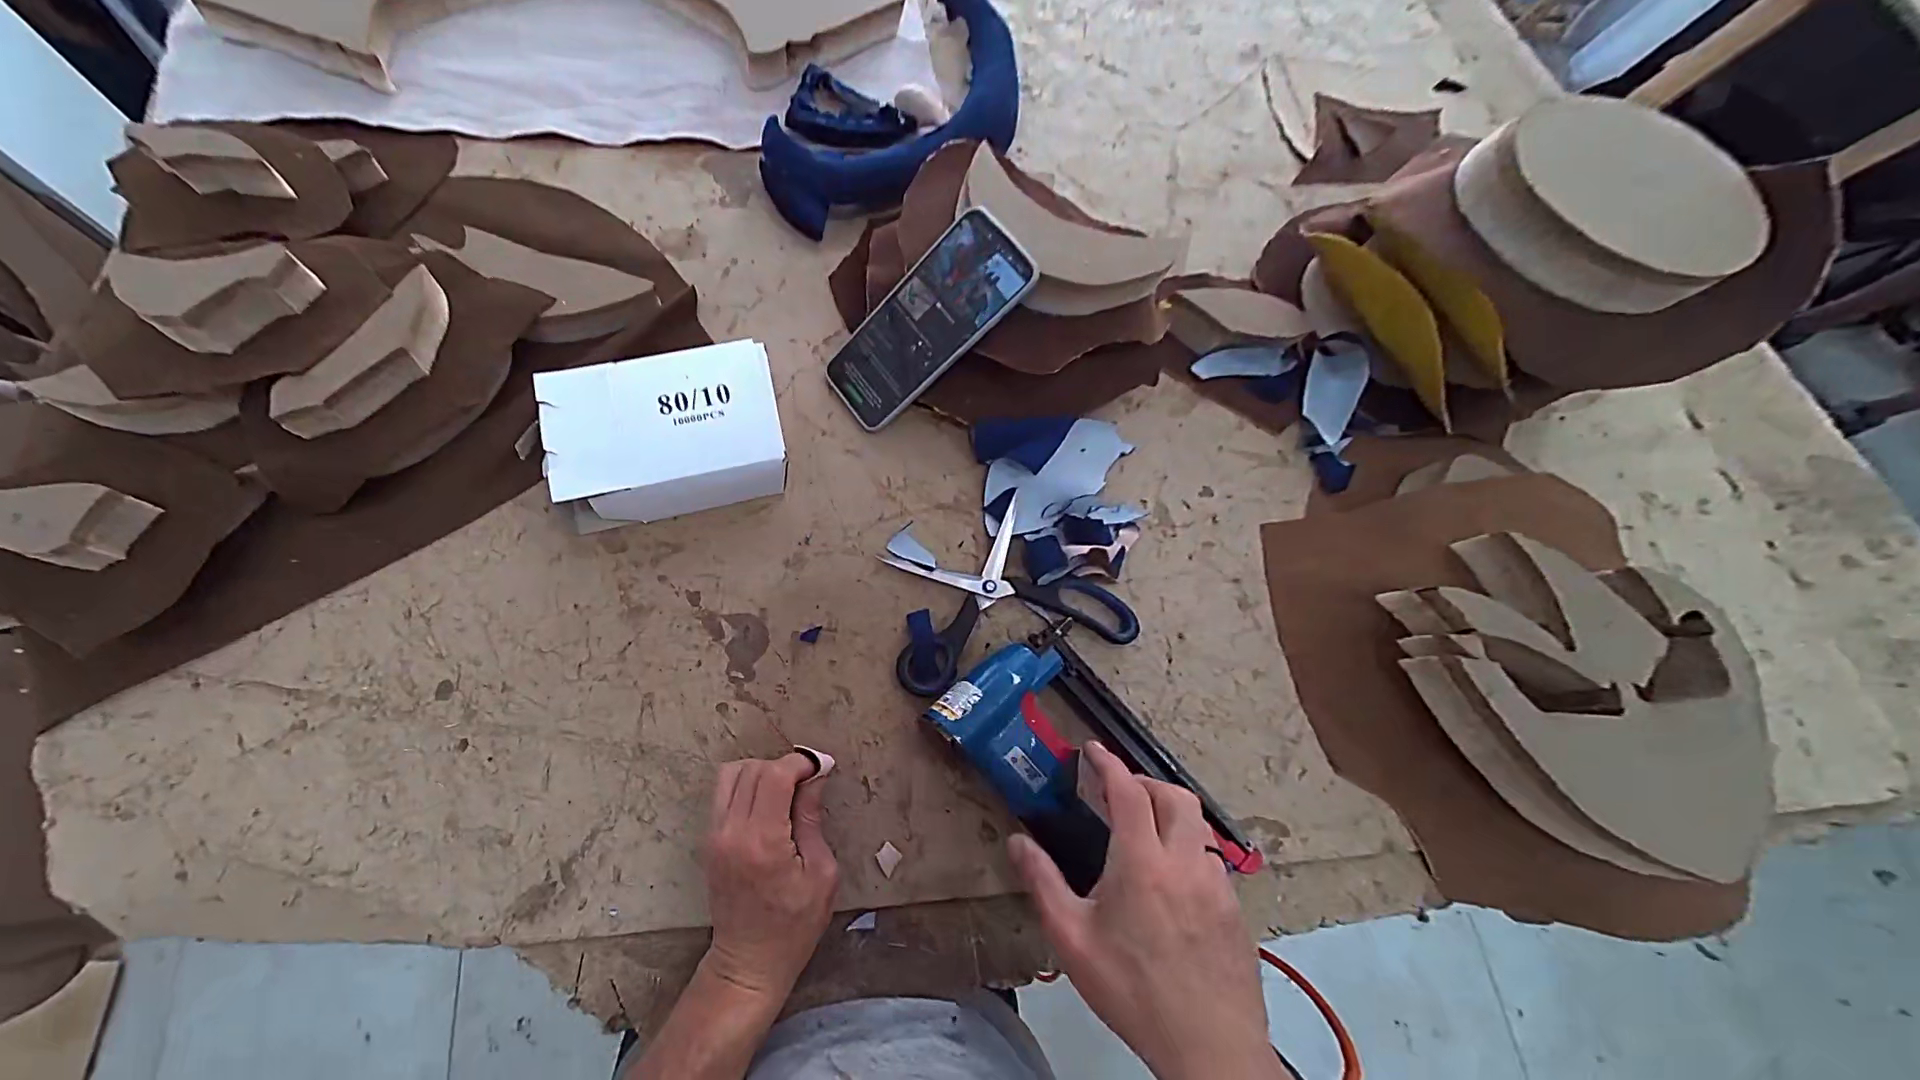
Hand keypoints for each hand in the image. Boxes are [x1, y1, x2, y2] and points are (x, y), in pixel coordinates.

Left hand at [702, 753, 839, 997]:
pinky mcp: (709, 841)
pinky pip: (724, 793)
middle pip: (753, 769)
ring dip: (761, 772)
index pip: (774, 775)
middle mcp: (731, 833)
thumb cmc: (794, 925)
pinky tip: (768, 805)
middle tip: (808, 783)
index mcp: (762, 842)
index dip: (801, 762)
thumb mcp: (821, 873)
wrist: (748, 963)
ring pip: (732, 774)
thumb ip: (812, 819)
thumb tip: (815, 777)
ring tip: (785, 791)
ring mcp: (714, 836)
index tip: (821, 769)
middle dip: (784, 766)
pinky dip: (746, 786)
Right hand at [1008, 742, 1278, 1079]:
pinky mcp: (1234, 908)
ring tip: (1145, 832)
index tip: (1093, 750)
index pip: (1127, 791)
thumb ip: (1043, 883)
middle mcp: (1184, 861)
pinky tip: (1173, 879)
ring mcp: (1216, 884)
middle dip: (1144, 781)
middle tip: (1119, 790)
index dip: (1109, 763)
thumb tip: (1017, 842)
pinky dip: (1188, 848)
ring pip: (1198, 826)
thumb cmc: (1132, 990)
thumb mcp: (1073, 939)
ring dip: (1170, 813)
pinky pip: (1211, 860)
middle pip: (1173, 795)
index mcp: (1142, 861)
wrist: (1209, 1048)